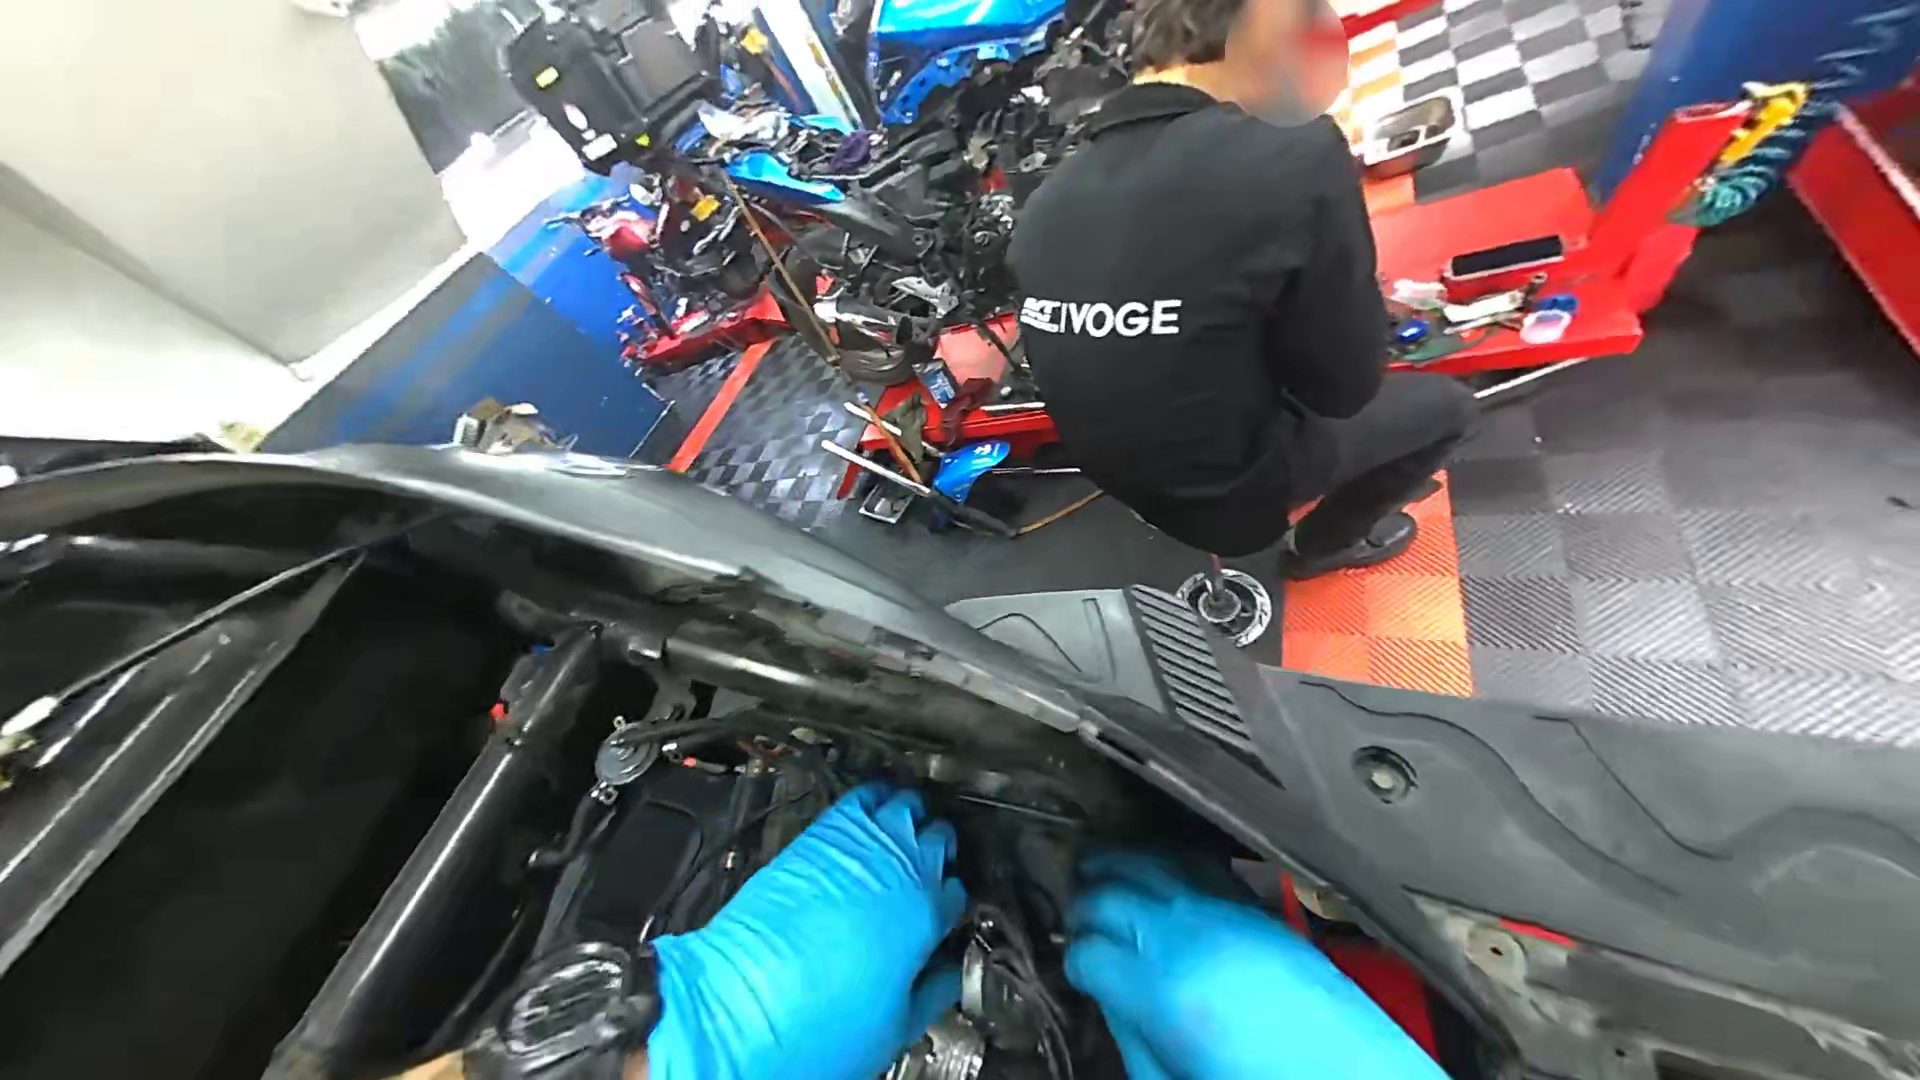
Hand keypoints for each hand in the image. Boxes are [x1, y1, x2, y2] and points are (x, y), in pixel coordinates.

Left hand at [646, 784, 967, 1079]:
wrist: (742, 1009)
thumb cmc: (816, 1025)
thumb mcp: (894, 1027)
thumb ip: (933, 990)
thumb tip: (949, 973)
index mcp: (926, 914)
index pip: (957, 890)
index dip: (951, 899)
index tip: (943, 906)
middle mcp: (903, 866)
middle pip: (939, 836)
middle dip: (940, 848)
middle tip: (929, 862)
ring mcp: (865, 842)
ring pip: (907, 803)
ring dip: (912, 813)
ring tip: (906, 825)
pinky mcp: (828, 830)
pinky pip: (864, 795)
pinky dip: (875, 796)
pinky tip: (874, 805)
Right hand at [1066, 854, 1445, 1079]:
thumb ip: (1134, 1040)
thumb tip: (1109, 999)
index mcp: (1159, 988)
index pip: (1088, 951)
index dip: (1074, 960)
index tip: (1077, 969)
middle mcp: (1179, 933)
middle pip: (1106, 896)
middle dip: (1082, 906)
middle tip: (1074, 917)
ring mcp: (1214, 909)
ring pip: (1143, 864)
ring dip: (1111, 865)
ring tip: (1092, 869)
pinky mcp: (1245, 903)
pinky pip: (1187, 866)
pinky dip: (1158, 863)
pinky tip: (1149, 870)